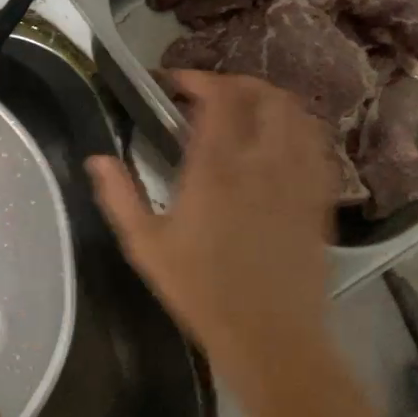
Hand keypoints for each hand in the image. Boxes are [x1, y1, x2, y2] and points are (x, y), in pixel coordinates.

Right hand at [86, 70, 340, 372]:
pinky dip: (297, 128)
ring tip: (242, 109)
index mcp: (215, 170)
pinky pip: (316, 145)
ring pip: (296, 114)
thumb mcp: (144, 245)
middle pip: (263, 95)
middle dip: (234, 81)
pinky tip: (278, 141)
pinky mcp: (320, 199)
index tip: (174, 82)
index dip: (197, 78)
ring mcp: (297, 180)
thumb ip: (119, 196)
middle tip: (207, 92)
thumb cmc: (200, 291)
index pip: (218, 98)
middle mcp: (262, 164)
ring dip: (268, 99)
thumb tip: (98, 158)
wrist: (271, 338)